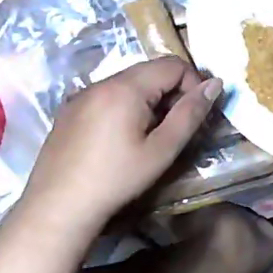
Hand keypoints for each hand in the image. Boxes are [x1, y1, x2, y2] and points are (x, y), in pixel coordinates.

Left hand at [14, 57, 222, 233]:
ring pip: (130, 82)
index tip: (194, 116)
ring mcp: (82, 95)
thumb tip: (215, 83)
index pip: (173, 64)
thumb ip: (191, 113)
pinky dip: (126, 106)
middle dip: (172, 91)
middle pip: (151, 70)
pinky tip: (122, 139)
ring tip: (151, 135)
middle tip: (176, 127)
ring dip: (150, 99)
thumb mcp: (163, 149)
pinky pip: (108, 95)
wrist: (57, 208)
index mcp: (125, 88)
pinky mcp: (70, 110)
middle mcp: (102, 82)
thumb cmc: (116, 179)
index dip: (193, 84)